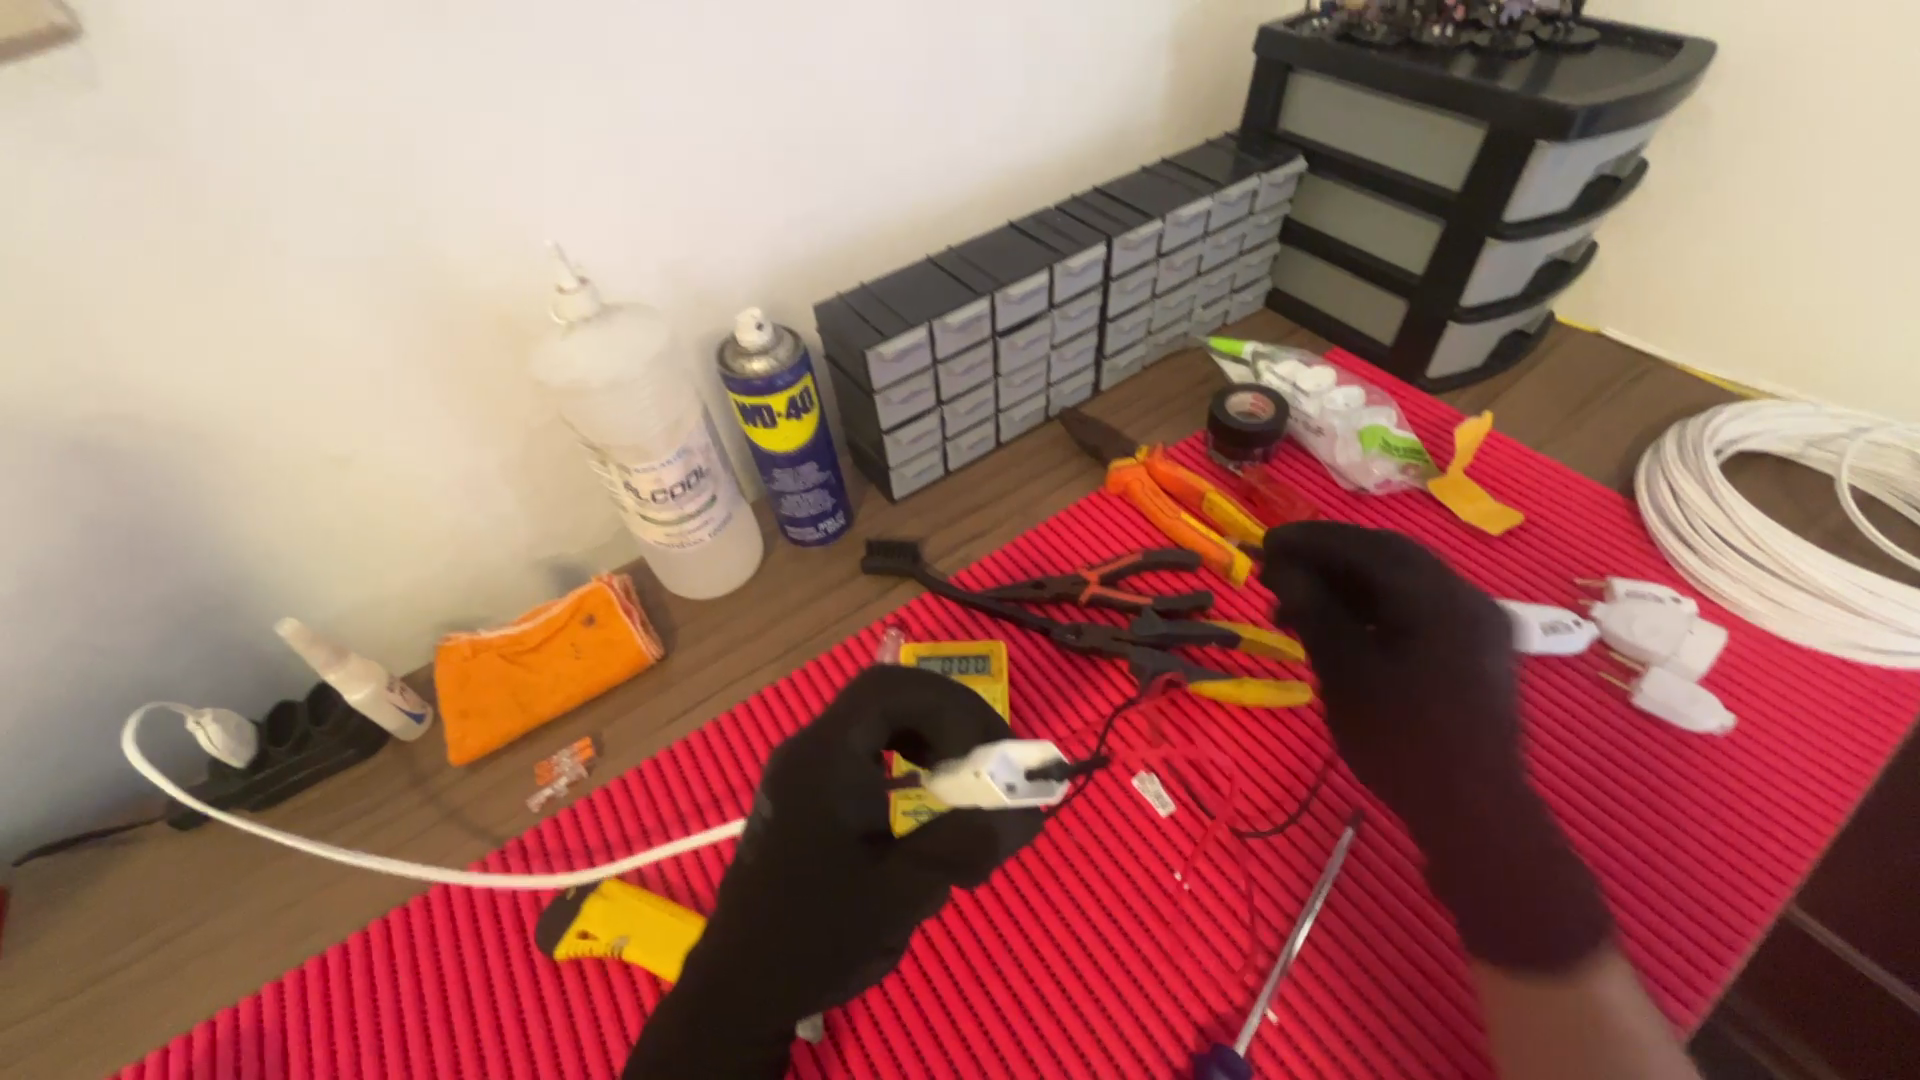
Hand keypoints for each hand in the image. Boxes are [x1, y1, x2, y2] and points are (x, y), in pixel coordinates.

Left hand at [624, 664, 1046, 1077]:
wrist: (740, 988)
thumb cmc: (815, 938)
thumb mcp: (901, 894)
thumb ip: (968, 844)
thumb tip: (1034, 812)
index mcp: (824, 758)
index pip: (890, 688)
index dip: (951, 707)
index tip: (990, 754)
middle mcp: (811, 749)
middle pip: (887, 697)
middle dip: (948, 721)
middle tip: (990, 761)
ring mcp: (806, 770)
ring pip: (879, 722)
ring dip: (930, 739)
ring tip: (964, 783)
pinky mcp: (810, 794)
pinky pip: (867, 753)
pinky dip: (909, 763)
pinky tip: (927, 807)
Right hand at [1261, 522, 1610, 972]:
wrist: (1472, 810)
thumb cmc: (1400, 738)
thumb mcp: (1345, 671)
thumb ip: (1314, 610)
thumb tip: (1284, 568)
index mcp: (1436, 597)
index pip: (1366, 547)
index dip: (1311, 541)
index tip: (1266, 543)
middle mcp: (1464, 598)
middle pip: (1387, 559)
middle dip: (1328, 560)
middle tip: (1278, 571)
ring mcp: (1475, 625)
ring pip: (1402, 585)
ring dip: (1347, 587)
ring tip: (1296, 610)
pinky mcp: (1473, 651)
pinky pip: (1418, 611)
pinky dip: (1373, 609)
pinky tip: (1339, 629)